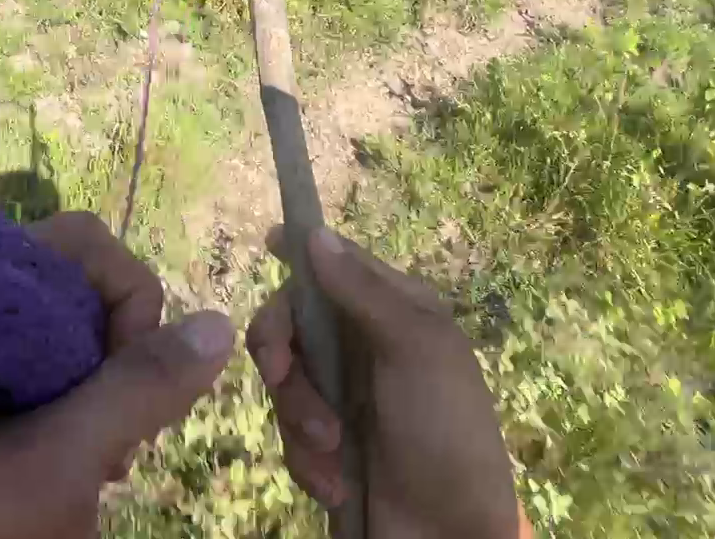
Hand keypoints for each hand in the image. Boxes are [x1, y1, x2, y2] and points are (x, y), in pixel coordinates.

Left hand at [0, 211, 232, 537]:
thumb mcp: (49, 476)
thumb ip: (131, 392)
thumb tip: (220, 324)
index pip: (68, 243)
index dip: (117, 292)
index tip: (120, 373)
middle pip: (90, 273)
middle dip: (125, 343)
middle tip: (124, 427)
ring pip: (97, 311)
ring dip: (124, 374)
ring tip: (112, 452)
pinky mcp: (13, 375)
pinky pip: (89, 346)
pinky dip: (113, 390)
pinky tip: (104, 450)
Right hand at [247, 227, 527, 538]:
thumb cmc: (445, 428)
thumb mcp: (415, 349)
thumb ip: (362, 292)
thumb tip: (315, 233)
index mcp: (391, 308)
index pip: (337, 262)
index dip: (302, 249)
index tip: (268, 244)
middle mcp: (362, 342)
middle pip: (292, 318)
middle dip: (281, 349)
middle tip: (279, 375)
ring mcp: (342, 392)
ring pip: (284, 377)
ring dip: (299, 415)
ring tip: (333, 448)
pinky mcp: (327, 441)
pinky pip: (289, 431)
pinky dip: (306, 457)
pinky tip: (336, 481)